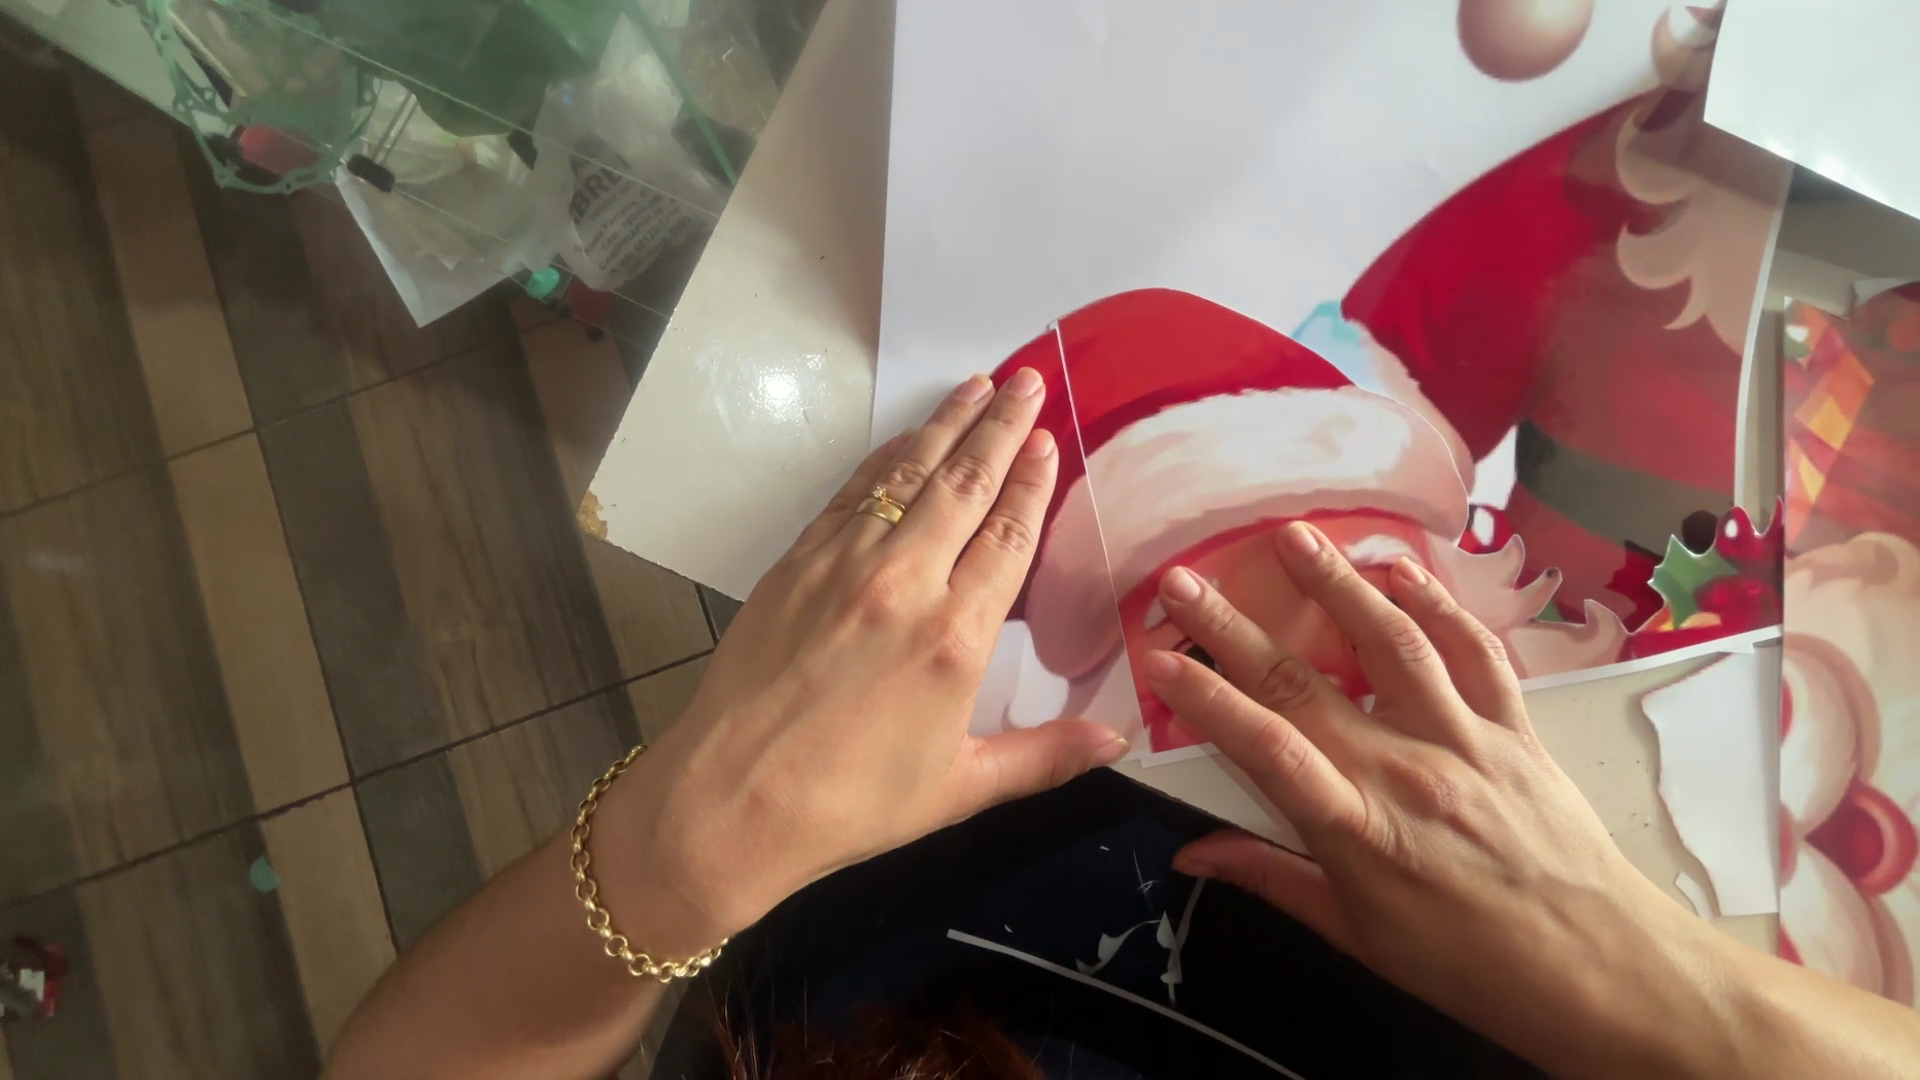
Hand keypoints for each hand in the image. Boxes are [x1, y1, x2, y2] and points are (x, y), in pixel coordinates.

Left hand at [597, 371, 1128, 955]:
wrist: (731, 800)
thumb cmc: (853, 802)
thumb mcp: (961, 788)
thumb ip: (1046, 755)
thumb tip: (1118, 737)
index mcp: (957, 637)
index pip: (1009, 534)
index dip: (1033, 480)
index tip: (1048, 438)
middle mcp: (907, 582)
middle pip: (967, 483)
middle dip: (1001, 425)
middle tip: (1026, 379)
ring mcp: (847, 562)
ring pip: (911, 473)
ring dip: (948, 424)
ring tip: (976, 384)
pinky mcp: (800, 558)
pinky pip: (856, 490)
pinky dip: (888, 456)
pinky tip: (908, 437)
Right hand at [1141, 522, 1739, 1077]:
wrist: (1616, 978)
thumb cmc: (1470, 964)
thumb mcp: (1358, 939)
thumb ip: (1269, 879)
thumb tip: (1187, 852)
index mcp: (1360, 830)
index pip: (1265, 750)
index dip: (1206, 702)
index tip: (1158, 660)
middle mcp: (1407, 771)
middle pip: (1304, 684)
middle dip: (1231, 627)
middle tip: (1183, 581)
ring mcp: (1466, 740)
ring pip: (1393, 645)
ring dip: (1337, 585)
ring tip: (1292, 535)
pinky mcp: (1514, 728)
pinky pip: (1475, 654)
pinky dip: (1438, 604)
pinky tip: (1400, 566)